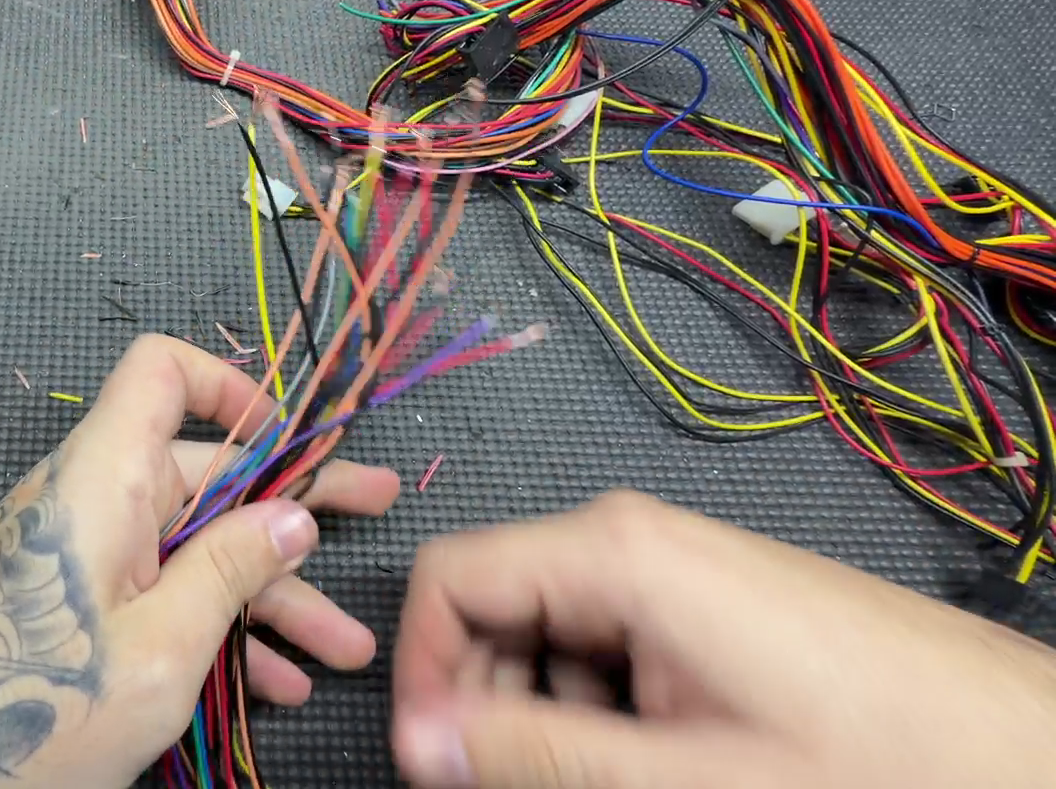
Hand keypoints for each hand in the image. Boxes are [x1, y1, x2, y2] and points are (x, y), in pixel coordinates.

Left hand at [0, 334, 402, 787]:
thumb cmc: (28, 705)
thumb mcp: (157, 650)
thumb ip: (229, 574)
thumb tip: (294, 518)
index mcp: (108, 474)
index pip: (161, 371)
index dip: (227, 383)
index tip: (288, 431)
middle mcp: (101, 493)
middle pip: (209, 469)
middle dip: (295, 501)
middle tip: (374, 506)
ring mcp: (93, 544)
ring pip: (197, 541)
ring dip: (270, 589)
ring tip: (344, 645)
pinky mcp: (85, 589)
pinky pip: (163, 582)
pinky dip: (217, 619)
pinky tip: (275, 678)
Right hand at [392, 490, 1055, 788]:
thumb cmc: (886, 771)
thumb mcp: (696, 780)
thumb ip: (539, 756)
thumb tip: (412, 745)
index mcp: (607, 551)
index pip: (447, 578)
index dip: (422, 664)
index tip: (437, 759)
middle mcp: (620, 535)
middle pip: (493, 599)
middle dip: (485, 694)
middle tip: (515, 784)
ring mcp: (663, 559)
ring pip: (544, 623)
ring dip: (543, 705)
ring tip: (603, 779)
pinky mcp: (697, 591)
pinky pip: (602, 634)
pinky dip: (596, 697)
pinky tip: (655, 755)